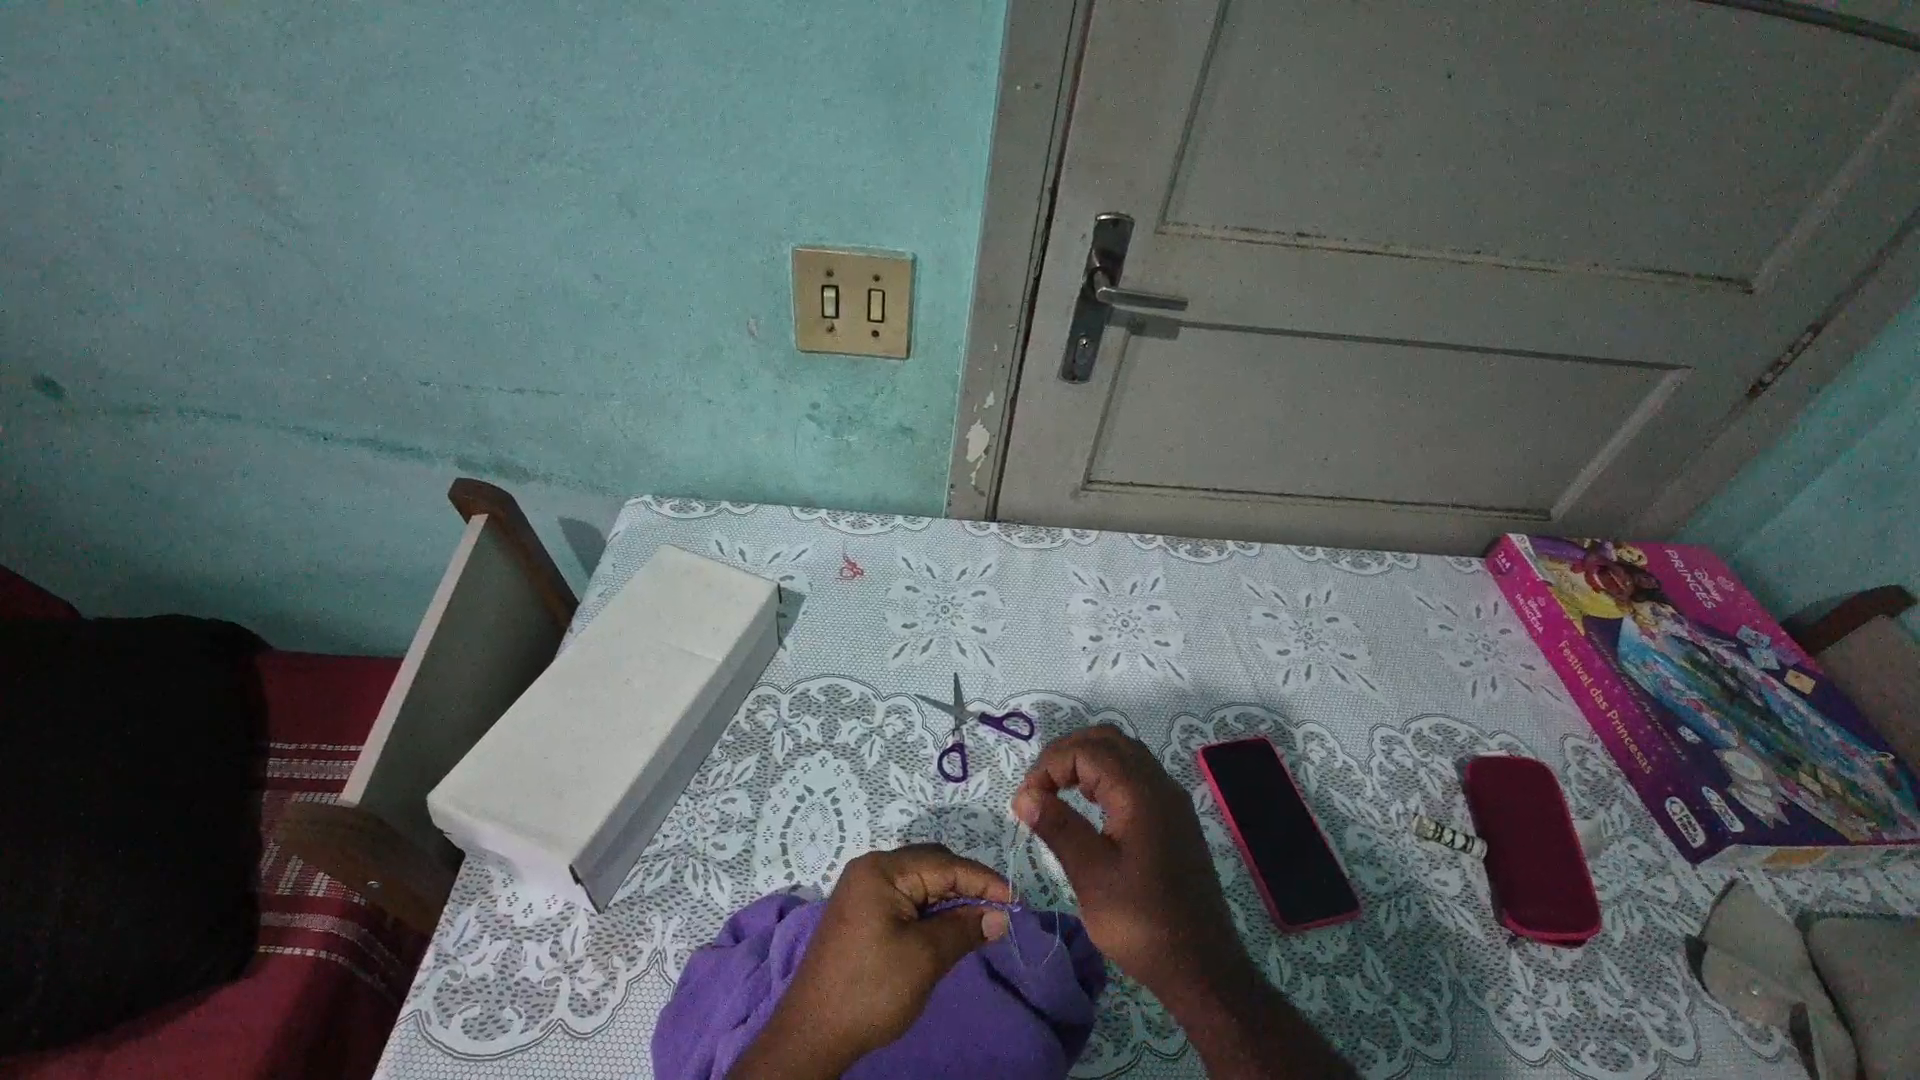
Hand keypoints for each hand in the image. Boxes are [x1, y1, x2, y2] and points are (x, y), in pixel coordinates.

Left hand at [732, 844, 1009, 1077]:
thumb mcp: (925, 957)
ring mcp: (863, 891)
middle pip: (932, 865)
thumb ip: (964, 929)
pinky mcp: (862, 913)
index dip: (984, 881)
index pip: (945, 864)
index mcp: (881, 870)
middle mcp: (870, 870)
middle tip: (1000, 911)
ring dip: (951, 899)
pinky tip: (950, 927)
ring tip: (981, 921)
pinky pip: (906, 899)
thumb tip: (1000, 917)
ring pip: (921, 883)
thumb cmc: (871, 989)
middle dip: (968, 886)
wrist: (814, 1033)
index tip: (1016, 901)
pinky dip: (931, 910)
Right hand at [1012, 725, 1246, 996]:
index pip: (1087, 750)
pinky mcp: (1174, 820)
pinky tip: (1089, 808)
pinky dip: (1106, 778)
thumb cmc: (1142, 922)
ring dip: (1087, 763)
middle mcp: (1161, 785)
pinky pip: (1137, 777)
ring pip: (1125, 756)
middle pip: (1109, 741)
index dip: (1050, 765)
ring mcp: (1171, 802)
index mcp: (1141, 793)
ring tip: (1057, 794)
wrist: (1202, 967)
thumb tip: (1025, 794)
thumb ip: (1058, 826)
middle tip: (1039, 787)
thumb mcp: (1091, 875)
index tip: (1025, 802)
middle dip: (1067, 754)